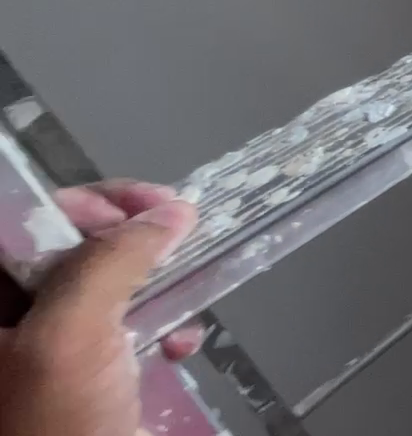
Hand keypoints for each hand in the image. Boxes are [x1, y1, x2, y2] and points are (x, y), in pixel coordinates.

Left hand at [0, 180, 200, 435]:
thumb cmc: (44, 432)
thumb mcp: (66, 344)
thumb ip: (108, 265)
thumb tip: (169, 213)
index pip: (19, 226)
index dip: (87, 205)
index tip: (151, 205)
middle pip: (65, 252)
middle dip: (135, 242)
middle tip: (180, 239)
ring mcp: (27, 361)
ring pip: (99, 288)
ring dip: (156, 285)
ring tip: (184, 301)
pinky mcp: (67, 383)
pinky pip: (114, 329)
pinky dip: (156, 325)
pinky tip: (174, 344)